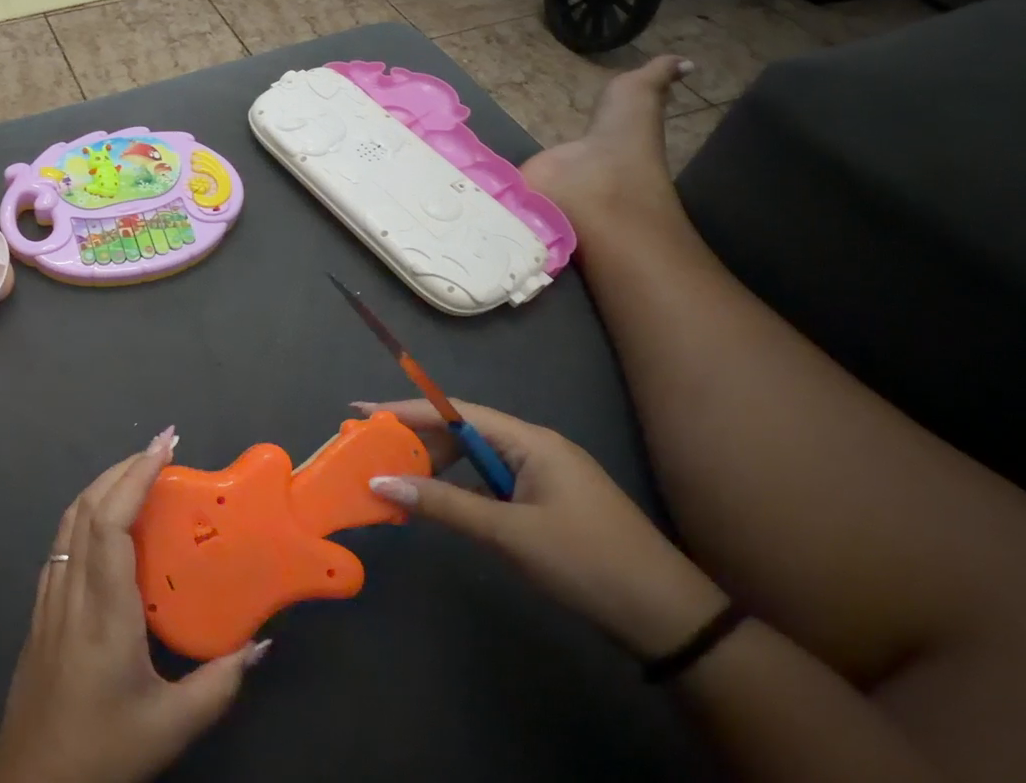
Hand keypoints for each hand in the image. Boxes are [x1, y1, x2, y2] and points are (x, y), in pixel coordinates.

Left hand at [0, 427, 268, 782]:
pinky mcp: (39, 618)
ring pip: (66, 525)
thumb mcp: (171, 727)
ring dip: (100, 489)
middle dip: (120, 469)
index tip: (164, 445)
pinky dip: (85, 519)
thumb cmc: (101, 754)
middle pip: (84, 510)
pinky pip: (60, 548)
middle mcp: (70, 595)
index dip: (134, 476)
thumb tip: (260, 644)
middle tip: (160, 450)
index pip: (110, 523)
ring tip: (138, 477)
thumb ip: (219, 683)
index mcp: (103, 613)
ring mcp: (47, 604)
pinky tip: (107, 530)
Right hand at [361, 399, 728, 657]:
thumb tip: (380, 483)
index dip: (406, 409)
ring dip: (434, 466)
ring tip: (391, 477)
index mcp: (531, 442)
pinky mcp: (544, 503)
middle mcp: (534, 448)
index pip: (456, 412)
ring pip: (474, 458)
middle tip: (368, 450)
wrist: (664, 616)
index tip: (362, 410)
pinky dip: (456, 489)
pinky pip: (488, 483)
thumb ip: (443, 504)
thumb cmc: (586, 563)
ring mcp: (542, 476)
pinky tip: (432, 503)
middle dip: (416, 438)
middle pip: (463, 430)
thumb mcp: (508, 533)